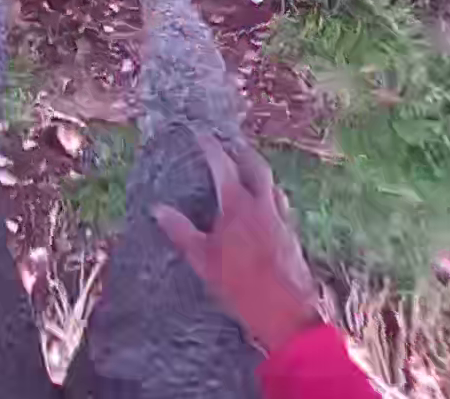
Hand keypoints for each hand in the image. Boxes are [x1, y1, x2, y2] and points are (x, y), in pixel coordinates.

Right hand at [153, 131, 322, 351]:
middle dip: (242, 152)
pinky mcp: (292, 235)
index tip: (200, 135)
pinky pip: (281, 204)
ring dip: (259, 174)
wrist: (287, 316)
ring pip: (272, 184)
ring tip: (248, 173)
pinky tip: (265, 207)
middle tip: (229, 146)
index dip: (210, 146)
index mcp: (237, 204)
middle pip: (255, 165)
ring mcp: (280, 218)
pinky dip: (270, 196)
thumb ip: (181, 231)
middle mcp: (262, 204)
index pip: (222, 164)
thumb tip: (157, 209)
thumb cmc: (240, 285)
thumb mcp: (203, 260)